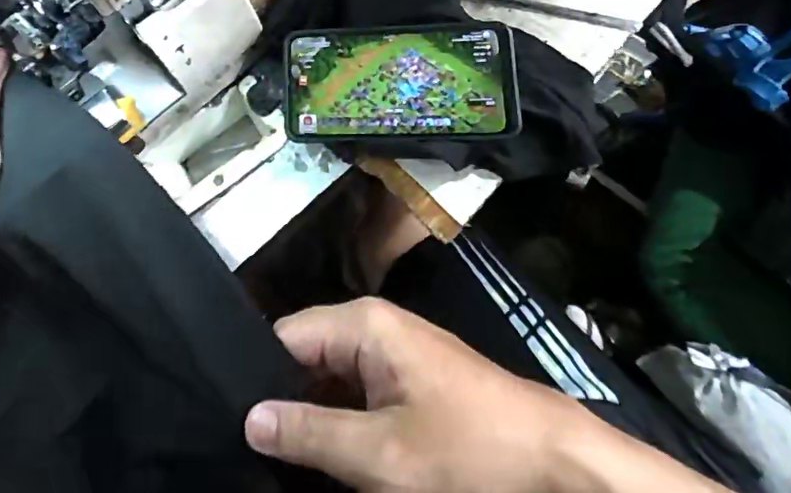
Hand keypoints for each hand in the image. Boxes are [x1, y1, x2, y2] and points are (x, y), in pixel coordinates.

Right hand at [246, 298, 719, 492]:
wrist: (561, 466)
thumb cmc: (471, 453)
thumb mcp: (384, 455)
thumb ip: (311, 433)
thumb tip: (250, 417)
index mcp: (363, 324)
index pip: (286, 337)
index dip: (258, 379)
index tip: (230, 425)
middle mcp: (374, 328)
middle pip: (307, 358)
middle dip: (284, 404)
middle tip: (249, 454)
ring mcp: (394, 356)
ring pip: (331, 382)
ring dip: (312, 421)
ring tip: (274, 464)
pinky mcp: (410, 385)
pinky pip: (358, 398)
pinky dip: (341, 428)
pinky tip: (321, 464)